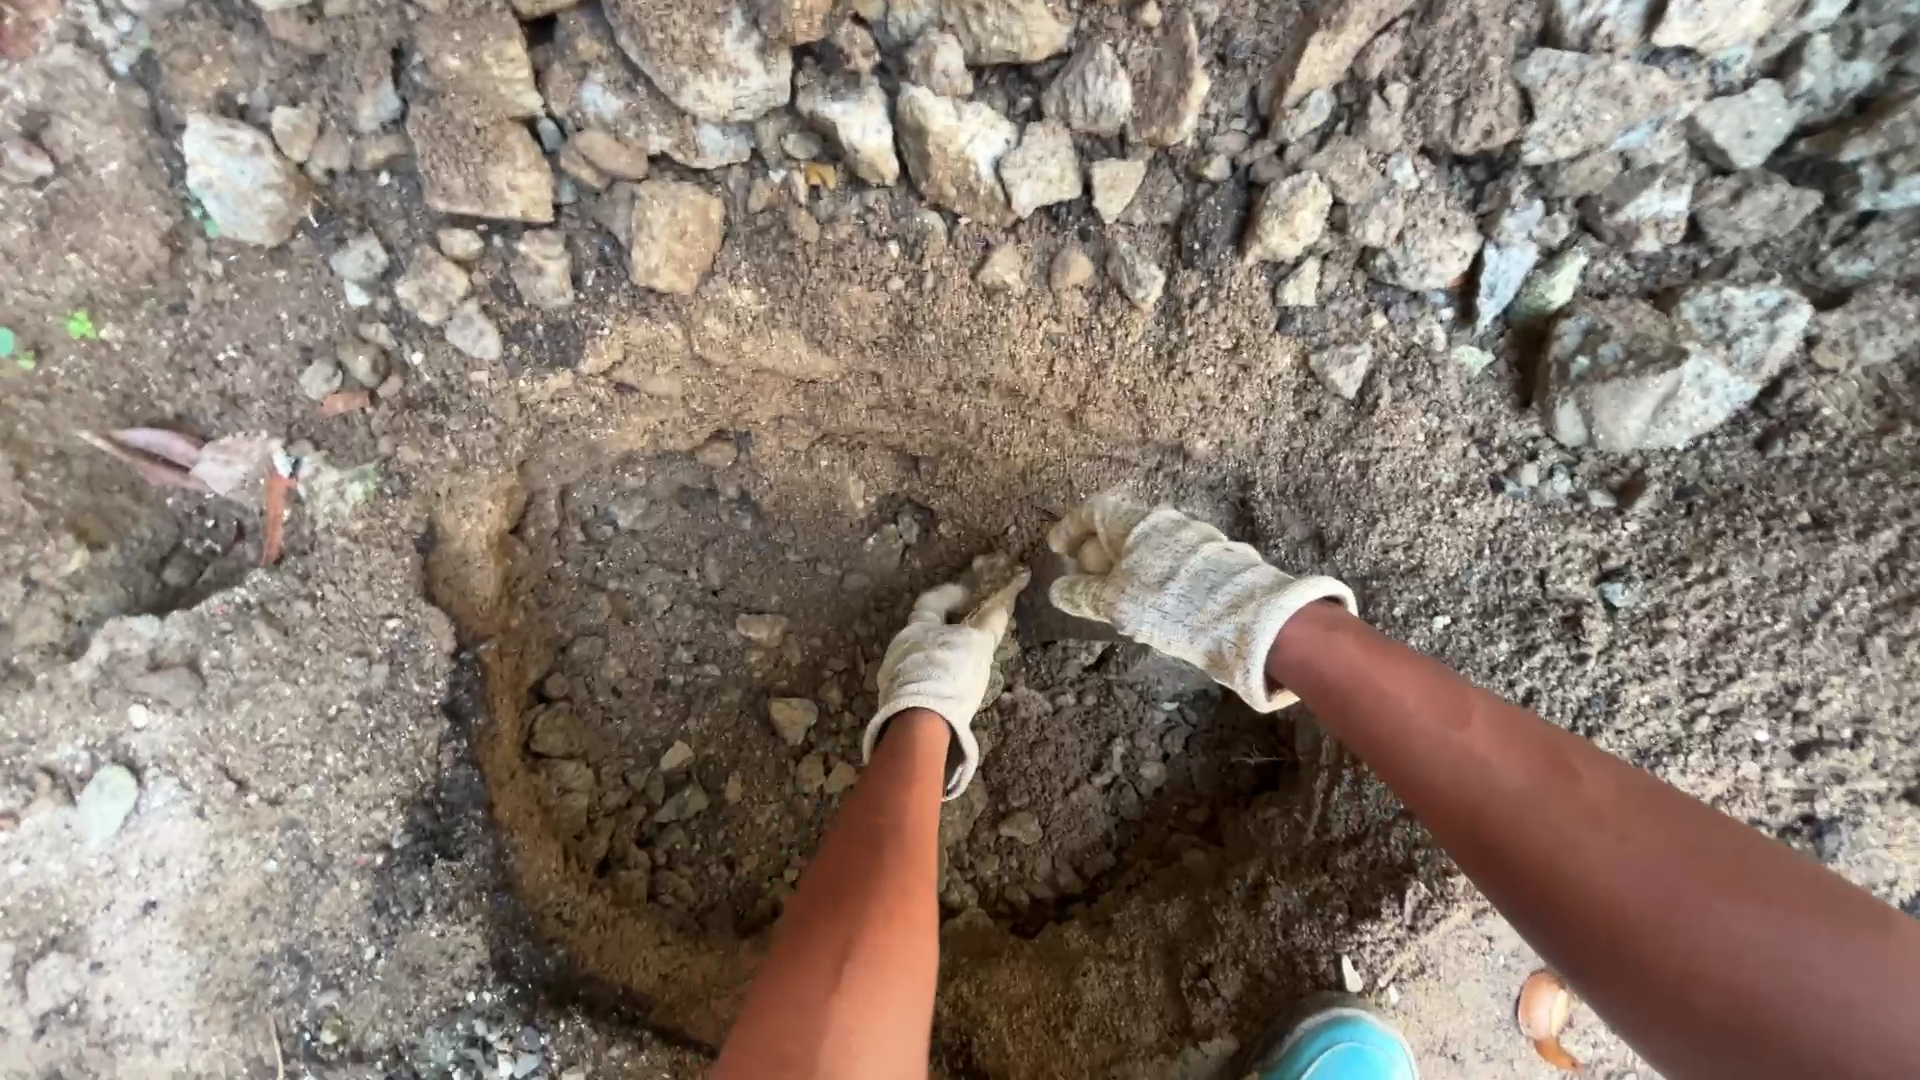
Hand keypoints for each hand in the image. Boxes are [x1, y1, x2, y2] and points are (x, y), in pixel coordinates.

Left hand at [862, 557, 1029, 800]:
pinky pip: (919, 682)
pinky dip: (935, 680)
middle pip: (924, 631)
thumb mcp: (977, 644)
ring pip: (920, 658)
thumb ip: (989, 625)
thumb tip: (1000, 606)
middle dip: (945, 630)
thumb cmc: (949, 672)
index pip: (930, 601)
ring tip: (963, 666)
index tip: (966, 593)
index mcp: (916, 627)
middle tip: (969, 634)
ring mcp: (894, 675)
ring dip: (940, 657)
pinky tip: (950, 690)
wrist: (921, 722)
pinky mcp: (896, 701)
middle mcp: (899, 647)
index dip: (949, 594)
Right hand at [1046, 494, 1356, 711]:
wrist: (1246, 619)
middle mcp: (1166, 523)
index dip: (1070, 528)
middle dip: (1096, 551)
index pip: (1093, 510)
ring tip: (1114, 596)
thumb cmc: (1169, 604)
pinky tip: (1150, 604)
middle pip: (1120, 528)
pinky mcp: (1214, 563)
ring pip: (1146, 547)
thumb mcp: (1114, 603)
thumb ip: (1083, 594)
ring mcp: (1194, 541)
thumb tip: (1058, 590)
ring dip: (1124, 567)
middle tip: (1082, 577)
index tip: (1057, 548)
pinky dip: (1148, 577)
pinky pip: (1168, 562)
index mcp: (1136, 522)